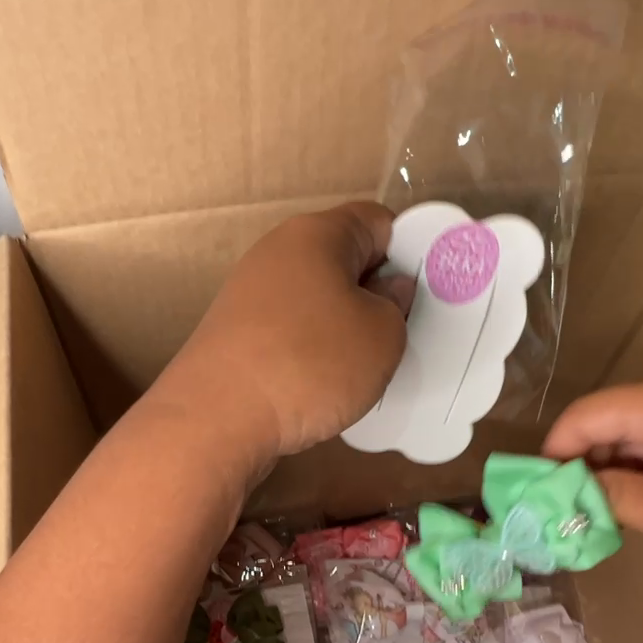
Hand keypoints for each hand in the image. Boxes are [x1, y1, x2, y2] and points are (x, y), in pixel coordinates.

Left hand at [158, 202, 413, 457]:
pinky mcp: (235, 339)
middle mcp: (277, 254)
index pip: (378, 222)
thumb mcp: (381, 337)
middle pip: (344, 263)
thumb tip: (386, 291)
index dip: (409, 253)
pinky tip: (322, 389)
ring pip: (316, 304)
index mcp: (317, 234)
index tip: (426, 294)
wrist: (216, 420)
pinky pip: (290, 336)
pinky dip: (311, 356)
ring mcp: (250, 298)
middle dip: (376, 296)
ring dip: (344, 331)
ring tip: (364, 370)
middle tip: (402, 336)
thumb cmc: (309, 365)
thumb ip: (396, 307)